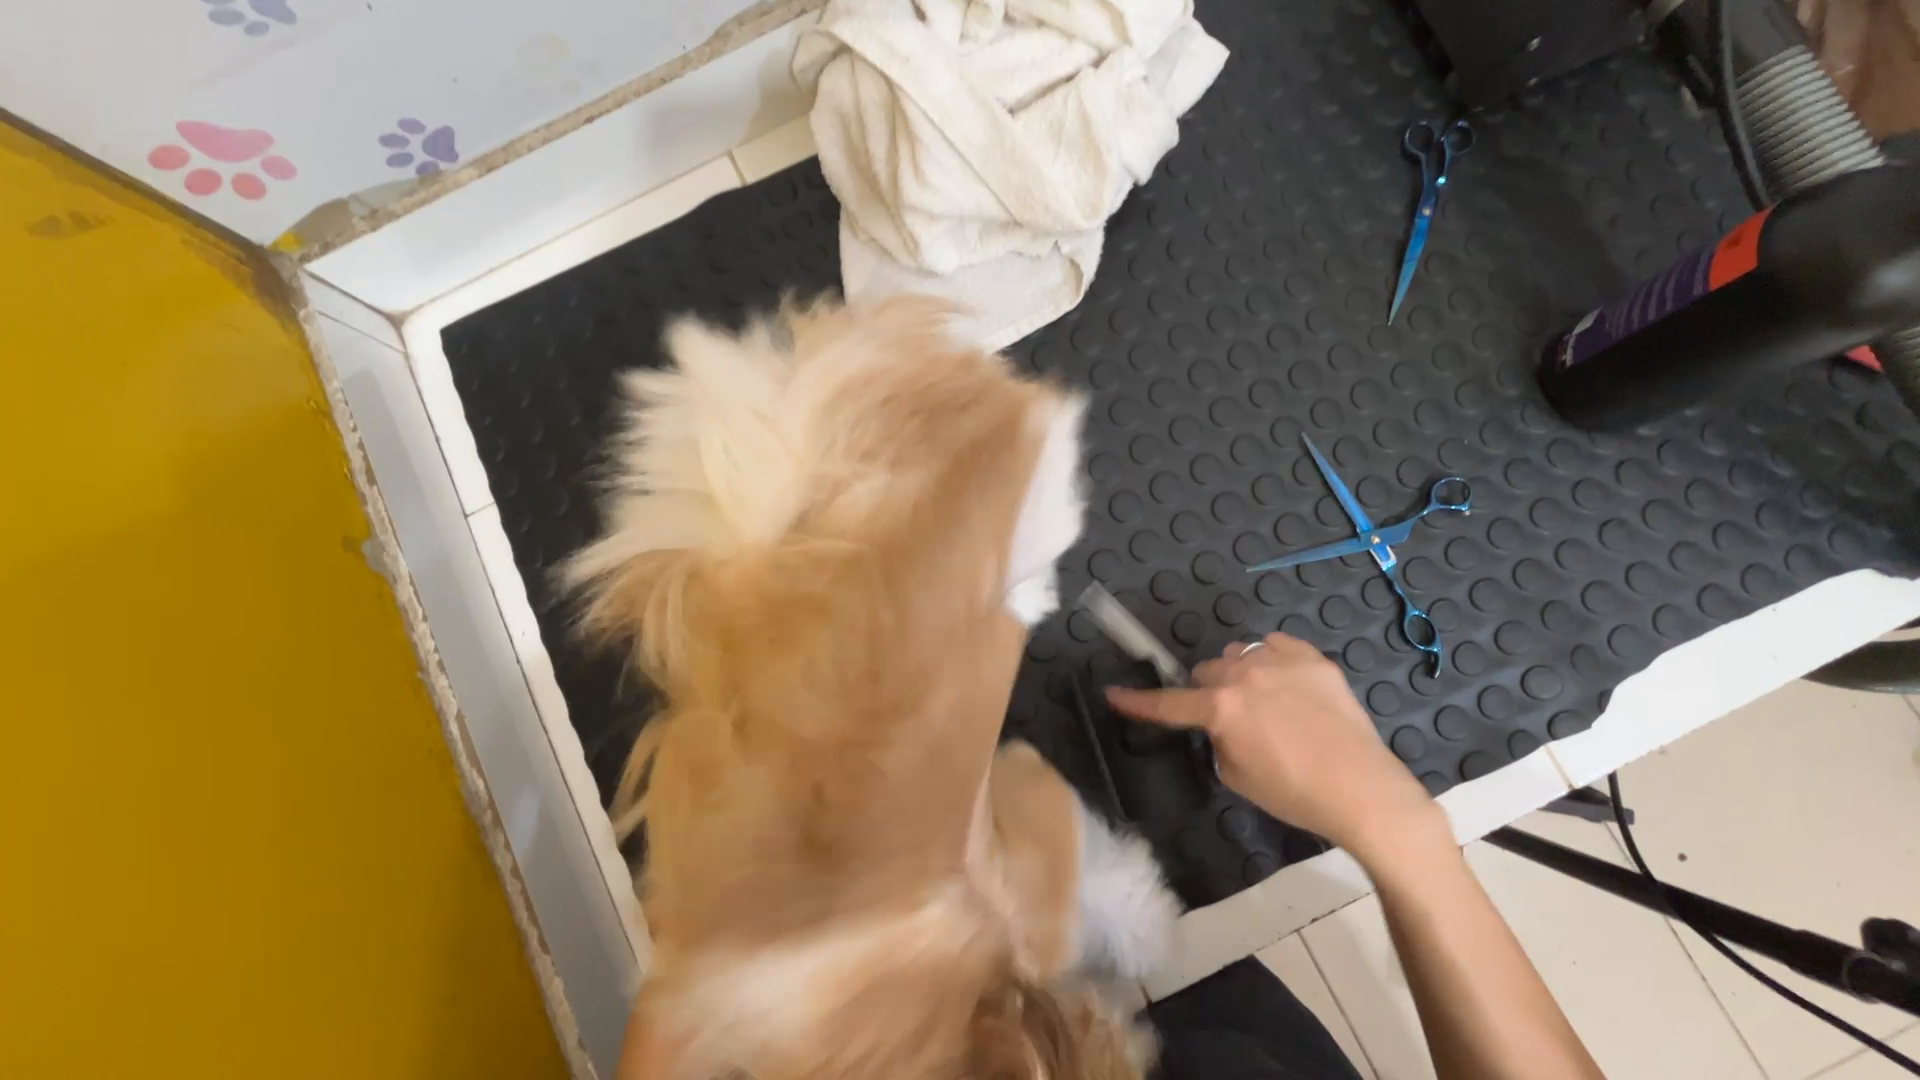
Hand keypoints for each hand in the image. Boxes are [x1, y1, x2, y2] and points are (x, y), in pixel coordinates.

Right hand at [1106, 633, 1444, 858]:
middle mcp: (1244, 676)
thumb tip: (1222, 722)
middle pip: (1205, 672)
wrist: (1364, 789)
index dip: (1137, 702)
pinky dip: (1270, 662)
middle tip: (1226, 719)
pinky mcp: (1313, 660)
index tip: (1113, 694)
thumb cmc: (1294, 793)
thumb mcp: (1236, 775)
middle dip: (1206, 693)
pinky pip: (1275, 646)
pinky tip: (1286, 686)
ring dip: (1237, 675)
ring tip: (1262, 703)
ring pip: (1238, 656)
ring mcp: (1281, 662)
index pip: (1168, 704)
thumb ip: (1217, 738)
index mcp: (1220, 709)